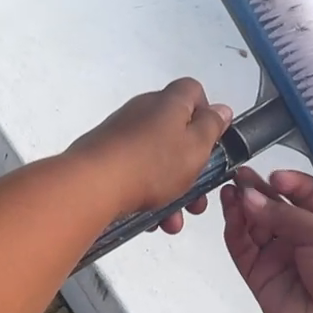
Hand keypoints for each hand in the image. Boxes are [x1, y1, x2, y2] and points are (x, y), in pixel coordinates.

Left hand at [66, 78, 232, 231]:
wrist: (92, 185)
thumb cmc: (151, 164)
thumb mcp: (196, 147)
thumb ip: (211, 127)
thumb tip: (220, 109)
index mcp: (168, 102)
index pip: (193, 92)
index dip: (207, 114)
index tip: (212, 142)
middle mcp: (143, 111)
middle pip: (176, 133)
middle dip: (192, 168)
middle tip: (197, 197)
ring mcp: (121, 134)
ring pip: (157, 159)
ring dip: (171, 191)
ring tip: (173, 220)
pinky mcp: (104, 156)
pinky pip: (135, 172)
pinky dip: (146, 194)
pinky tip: (150, 219)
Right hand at [220, 168, 312, 312]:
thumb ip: (284, 215)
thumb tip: (248, 197)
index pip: (307, 195)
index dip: (291, 184)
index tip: (275, 177)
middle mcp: (302, 239)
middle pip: (274, 208)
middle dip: (258, 191)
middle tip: (239, 176)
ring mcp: (279, 259)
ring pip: (254, 226)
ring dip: (242, 207)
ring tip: (231, 190)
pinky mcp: (260, 278)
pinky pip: (242, 249)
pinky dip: (234, 229)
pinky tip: (230, 211)